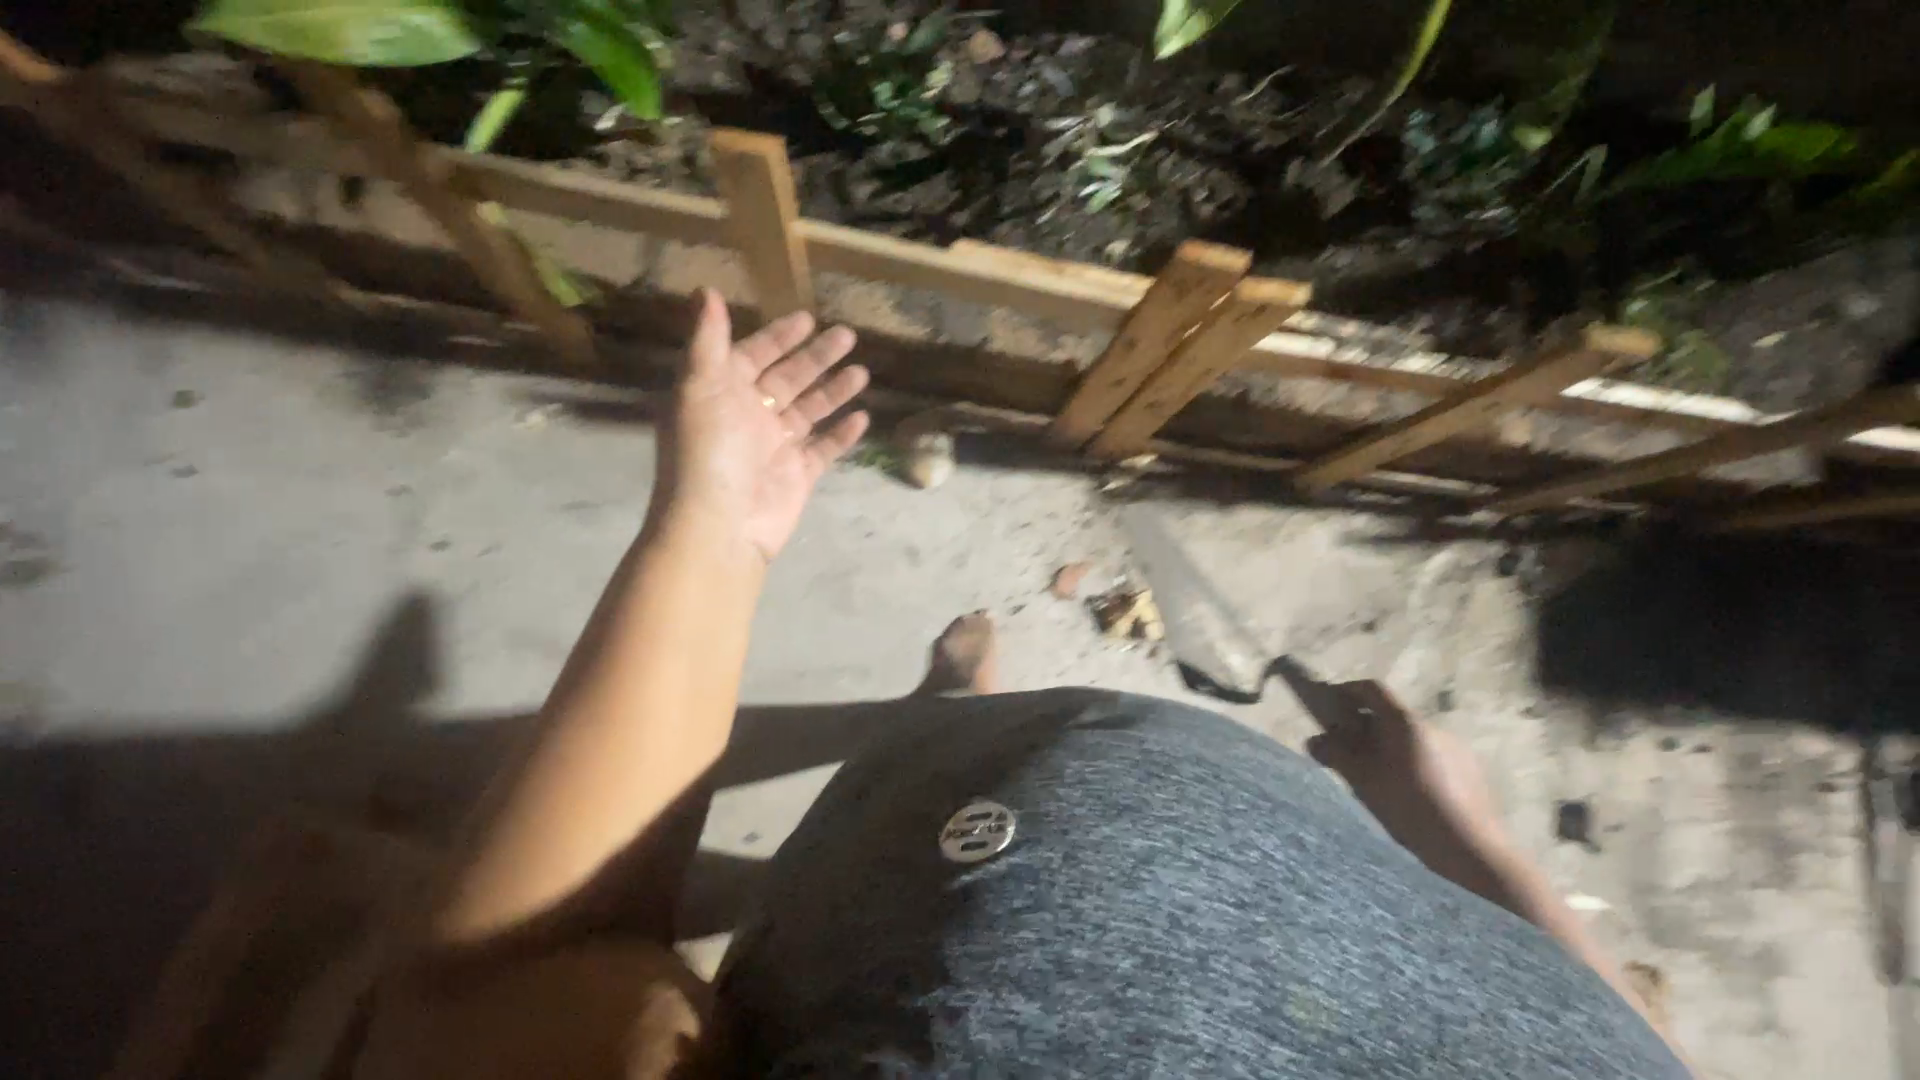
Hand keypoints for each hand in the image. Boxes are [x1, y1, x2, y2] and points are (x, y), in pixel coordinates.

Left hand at [654, 289, 869, 560]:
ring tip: (862, 371)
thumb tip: (706, 291)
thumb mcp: (700, 388)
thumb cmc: (707, 452)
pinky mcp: (798, 474)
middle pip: (788, 378)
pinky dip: (842, 433)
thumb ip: (709, 341)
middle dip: (817, 356)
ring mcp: (776, 446)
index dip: (779, 336)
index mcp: (722, 392)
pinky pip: (824, 448)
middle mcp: (749, 416)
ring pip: (811, 409)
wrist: (720, 525)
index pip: (753, 354)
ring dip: (834, 390)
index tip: (808, 318)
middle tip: (848, 335)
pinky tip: (862, 416)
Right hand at [1306, 681, 1511, 867]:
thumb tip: (1314, 740)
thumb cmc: (1410, 808)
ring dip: (1389, 749)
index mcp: (1405, 722)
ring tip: (1378, 781)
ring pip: (1410, 739)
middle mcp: (1433, 726)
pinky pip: (1431, 757)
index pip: (1372, 689)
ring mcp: (1456, 748)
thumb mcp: (1363, 782)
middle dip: (1365, 729)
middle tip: (1348, 755)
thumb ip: (1336, 755)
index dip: (1347, 691)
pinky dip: (1412, 765)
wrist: (1471, 851)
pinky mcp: (1471, 771)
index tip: (1330, 708)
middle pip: (1390, 716)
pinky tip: (1410, 796)